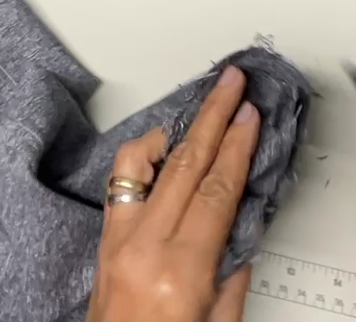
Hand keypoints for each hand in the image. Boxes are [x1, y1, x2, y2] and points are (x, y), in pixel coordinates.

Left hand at [89, 65, 260, 321]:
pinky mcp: (105, 239)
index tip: (251, 112)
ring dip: (181, 126)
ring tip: (204, 102)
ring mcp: (119, 240)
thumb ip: (234, 265)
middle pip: (187, 162)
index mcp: (180, 272)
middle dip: (214, 114)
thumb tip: (243, 211)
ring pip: (147, 160)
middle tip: (232, 82)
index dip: (237, 144)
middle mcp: (144, 247)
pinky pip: (123, 179)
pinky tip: (165, 142)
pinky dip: (145, 152)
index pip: (217, 188)